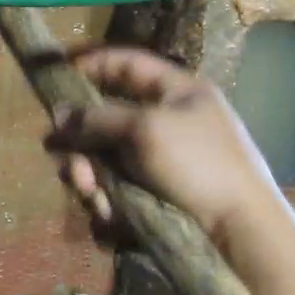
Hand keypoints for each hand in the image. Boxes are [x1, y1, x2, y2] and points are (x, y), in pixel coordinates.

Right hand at [45, 47, 283, 244]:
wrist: (240, 230)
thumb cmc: (199, 164)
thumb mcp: (145, 127)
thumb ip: (96, 116)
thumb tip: (58, 113)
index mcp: (177, 92)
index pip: (126, 63)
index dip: (90, 64)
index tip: (54, 75)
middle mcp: (164, 120)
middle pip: (102, 115)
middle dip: (78, 138)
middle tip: (64, 153)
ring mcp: (157, 157)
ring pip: (100, 154)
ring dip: (85, 171)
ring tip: (88, 189)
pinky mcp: (151, 190)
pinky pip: (111, 183)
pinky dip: (102, 195)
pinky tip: (107, 209)